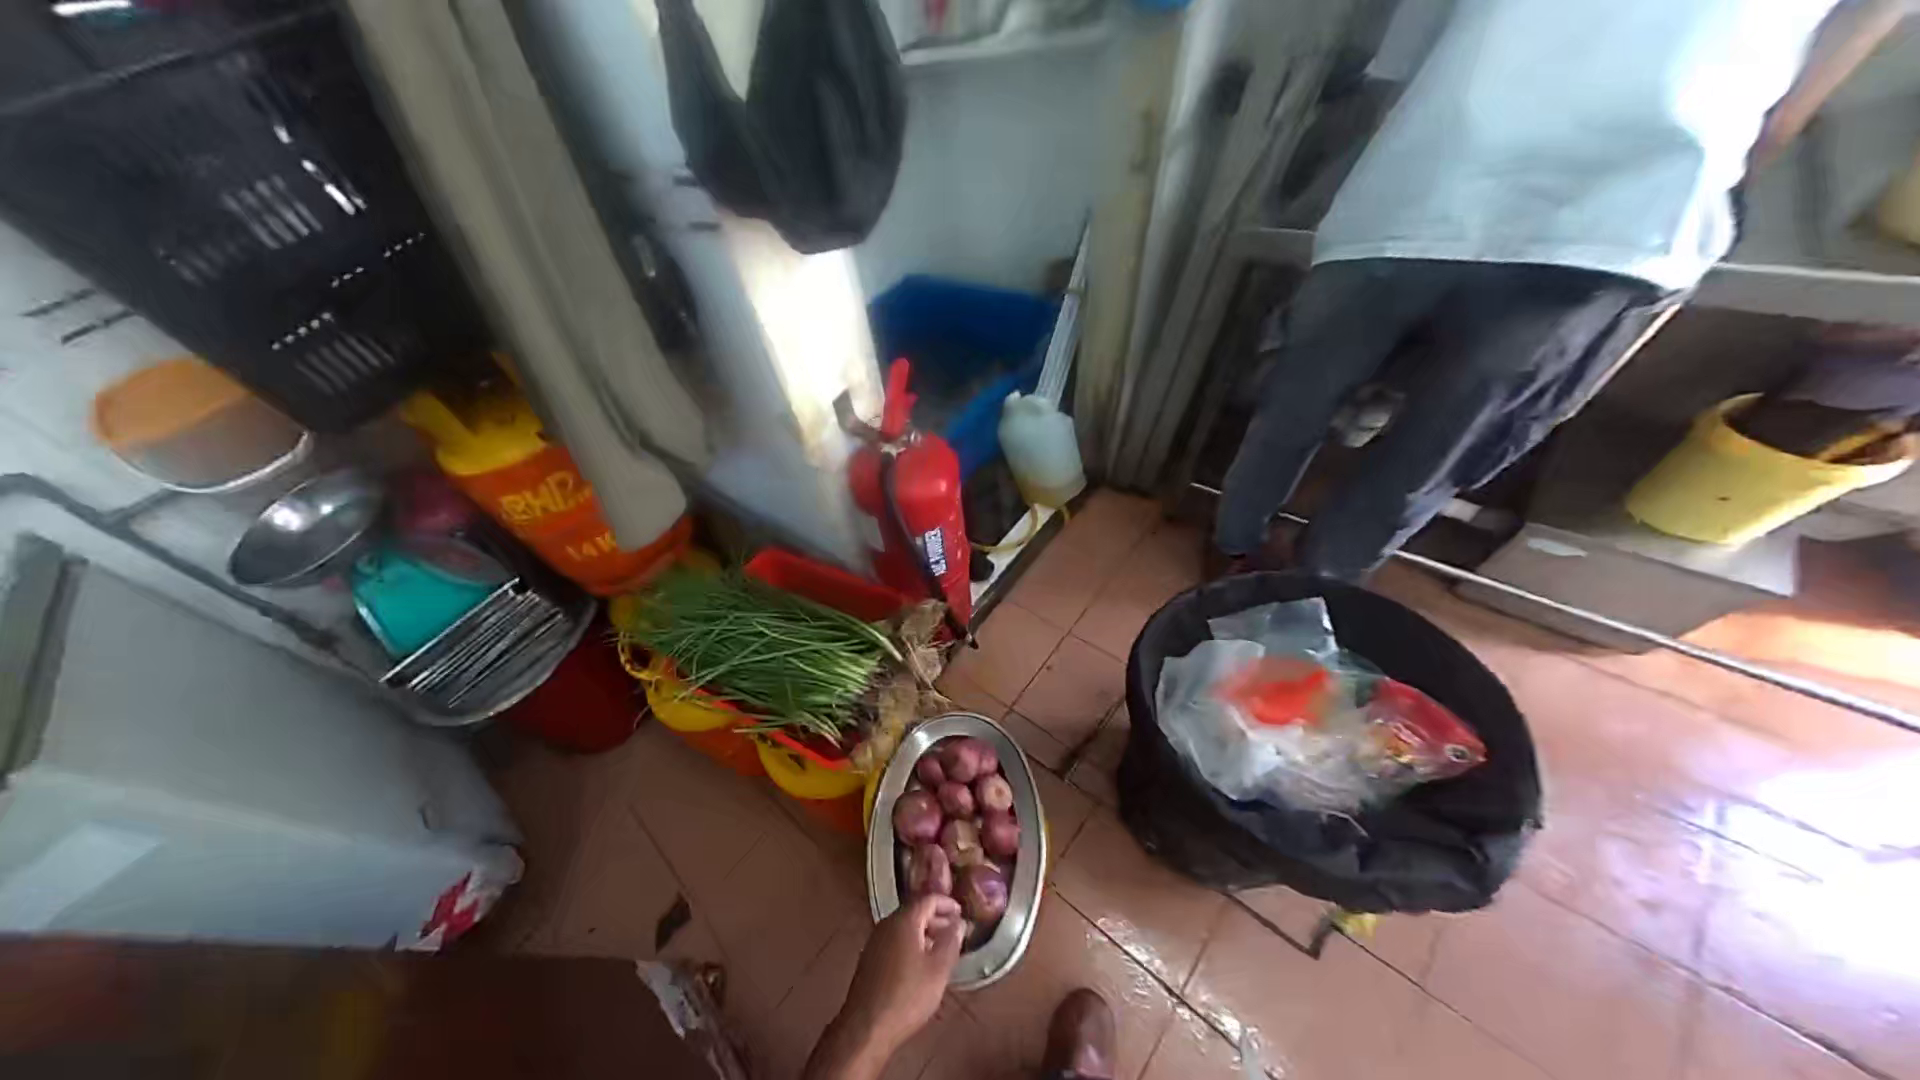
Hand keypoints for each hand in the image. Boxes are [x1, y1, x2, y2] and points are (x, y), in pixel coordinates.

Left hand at [841, 894, 964, 1052]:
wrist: (866, 1028)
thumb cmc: (907, 996)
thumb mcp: (938, 969)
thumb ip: (951, 941)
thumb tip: (958, 923)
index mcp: (904, 920)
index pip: (928, 899)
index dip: (947, 903)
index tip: (961, 913)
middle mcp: (886, 924)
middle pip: (914, 911)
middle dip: (936, 918)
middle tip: (954, 931)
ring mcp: (875, 942)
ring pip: (904, 927)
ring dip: (924, 932)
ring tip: (940, 949)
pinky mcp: (869, 960)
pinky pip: (894, 941)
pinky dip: (910, 943)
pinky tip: (919, 964)